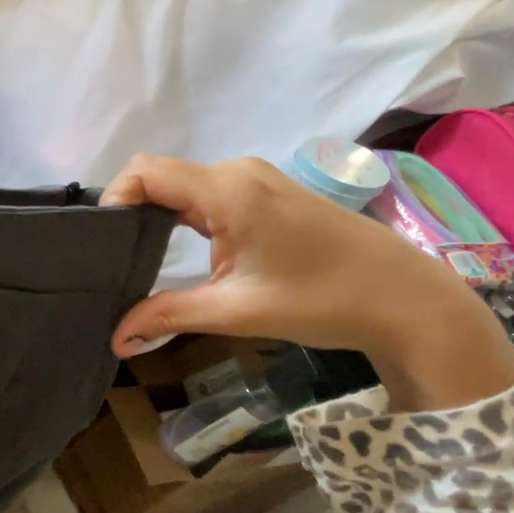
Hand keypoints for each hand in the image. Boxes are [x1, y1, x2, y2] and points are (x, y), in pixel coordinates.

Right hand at [101, 154, 513, 410]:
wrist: (409, 301)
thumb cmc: (324, 300)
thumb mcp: (236, 311)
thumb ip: (166, 316)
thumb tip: (114, 340)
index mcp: (228, 190)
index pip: (143, 172)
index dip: (113, 200)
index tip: (104, 244)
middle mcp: (237, 173)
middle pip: (157, 175)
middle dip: (128, 211)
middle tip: (110, 259)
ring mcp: (255, 181)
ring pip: (179, 185)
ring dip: (153, 215)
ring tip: (135, 259)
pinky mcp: (266, 195)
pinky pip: (203, 194)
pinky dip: (179, 216)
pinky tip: (175, 252)